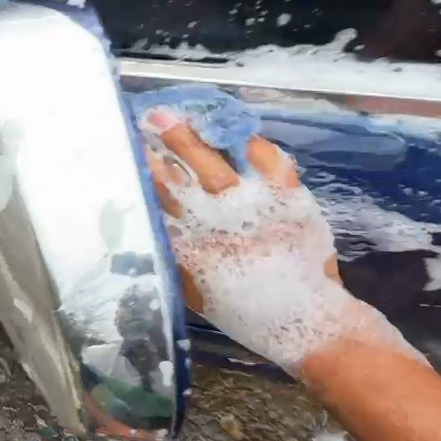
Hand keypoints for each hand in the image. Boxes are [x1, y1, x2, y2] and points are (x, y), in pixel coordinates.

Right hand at [138, 108, 418, 375]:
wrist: (309, 324)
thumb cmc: (246, 310)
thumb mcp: (195, 292)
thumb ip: (172, 261)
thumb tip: (149, 232)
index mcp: (188, 246)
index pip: (156, 202)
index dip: (143, 174)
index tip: (131, 152)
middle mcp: (214, 224)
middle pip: (180, 177)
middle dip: (162, 146)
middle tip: (148, 119)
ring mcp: (252, 211)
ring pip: (213, 165)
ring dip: (192, 138)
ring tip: (176, 117)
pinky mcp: (288, 203)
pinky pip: (269, 164)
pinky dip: (252, 146)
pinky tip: (237, 134)